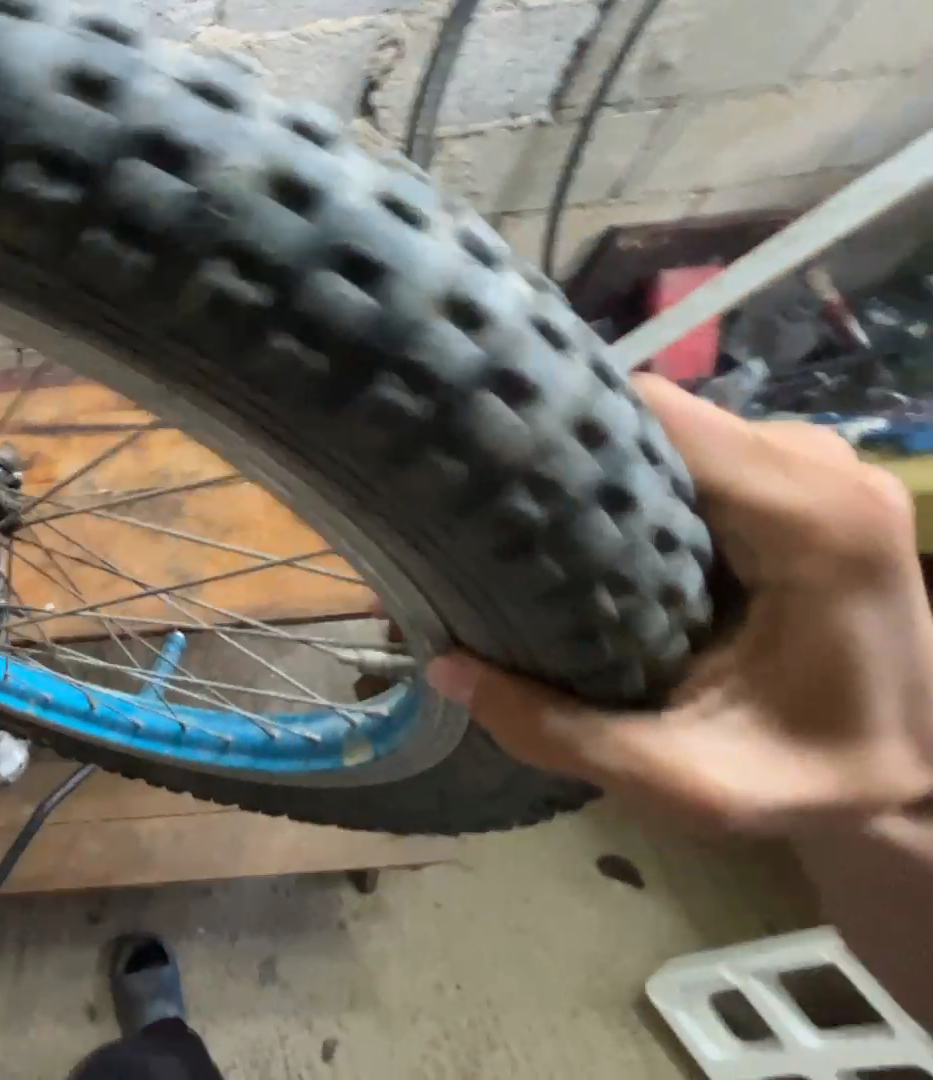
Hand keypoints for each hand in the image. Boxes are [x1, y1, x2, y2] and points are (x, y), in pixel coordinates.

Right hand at [428, 374, 932, 833]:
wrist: (917, 780)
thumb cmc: (815, 781)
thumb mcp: (687, 785)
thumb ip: (561, 734)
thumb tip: (442, 668)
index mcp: (814, 525)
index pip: (660, 418)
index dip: (560, 429)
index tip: (474, 467)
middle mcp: (819, 473)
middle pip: (651, 417)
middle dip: (559, 449)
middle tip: (476, 504)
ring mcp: (809, 472)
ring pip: (660, 430)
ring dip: (584, 465)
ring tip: (511, 516)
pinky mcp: (789, 488)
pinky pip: (681, 451)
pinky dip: (617, 477)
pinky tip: (570, 526)